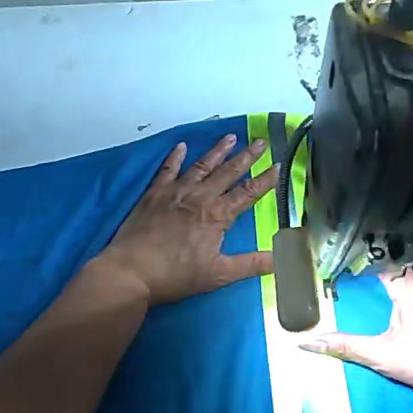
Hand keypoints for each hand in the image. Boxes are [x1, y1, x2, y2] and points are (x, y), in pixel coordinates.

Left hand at [90, 134, 278, 304]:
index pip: (247, 193)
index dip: (265, 180)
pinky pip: (167, 169)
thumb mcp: (219, 274)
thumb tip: (280, 260)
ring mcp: (175, 192)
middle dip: (247, 156)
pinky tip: (181, 146)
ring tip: (230, 137)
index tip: (278, 166)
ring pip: (201, 166)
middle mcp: (199, 197)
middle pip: (228, 172)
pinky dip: (175, 157)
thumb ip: (251, 265)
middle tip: (261, 141)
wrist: (132, 270)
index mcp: (217, 215)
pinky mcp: (153, 194)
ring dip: (217, 151)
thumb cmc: (176, 275)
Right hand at [300, 267, 412, 409]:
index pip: (379, 258)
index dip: (362, 258)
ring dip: (409, 262)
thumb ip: (345, 346)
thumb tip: (307, 344)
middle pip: (403, 256)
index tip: (346, 259)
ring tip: (390, 265)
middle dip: (385, 256)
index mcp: (408, 284)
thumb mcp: (383, 357)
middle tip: (364, 259)